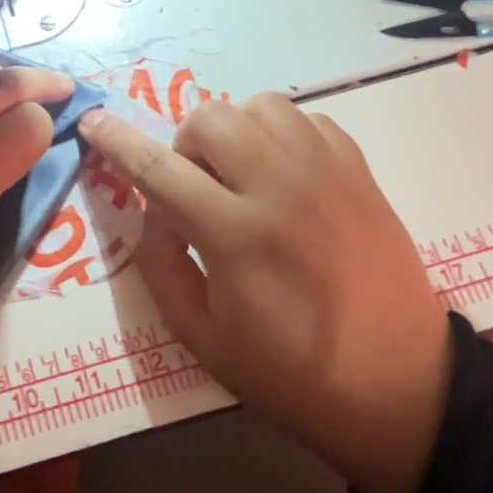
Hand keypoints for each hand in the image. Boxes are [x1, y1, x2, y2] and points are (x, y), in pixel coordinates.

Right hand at [79, 95, 453, 492]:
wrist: (400, 387)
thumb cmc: (290, 374)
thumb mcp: (201, 337)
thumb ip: (160, 266)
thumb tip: (150, 211)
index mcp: (237, 235)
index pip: (159, 169)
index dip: (117, 142)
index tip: (93, 122)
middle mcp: (282, 188)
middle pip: (212, 117)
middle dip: (185, 144)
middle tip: (195, 190)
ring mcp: (328, 173)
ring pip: (261, 106)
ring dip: (235, 132)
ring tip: (240, 176)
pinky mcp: (360, 172)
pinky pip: (307, 119)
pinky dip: (281, 135)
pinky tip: (283, 176)